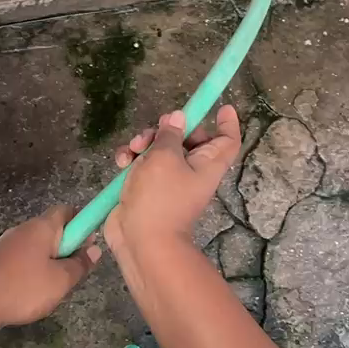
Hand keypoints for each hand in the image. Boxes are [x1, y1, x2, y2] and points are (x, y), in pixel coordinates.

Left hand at [0, 205, 99, 327]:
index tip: (90, 242)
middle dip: (66, 248)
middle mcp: (23, 229)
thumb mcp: (60, 280)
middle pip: (51, 230)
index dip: (82, 222)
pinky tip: (29, 292)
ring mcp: (6, 244)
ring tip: (51, 287)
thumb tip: (93, 249)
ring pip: (35, 247)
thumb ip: (80, 264)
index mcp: (42, 227)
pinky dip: (30, 271)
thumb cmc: (22, 287)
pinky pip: (20, 259)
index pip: (66, 210)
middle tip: (73, 272)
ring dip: (48, 262)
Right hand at [104, 105, 244, 258]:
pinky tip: (121, 162)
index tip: (221, 108)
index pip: (227, 139)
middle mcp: (191, 170)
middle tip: (156, 129)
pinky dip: (131, 159)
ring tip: (133, 149)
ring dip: (144, 143)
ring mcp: (167, 179)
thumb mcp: (165, 158)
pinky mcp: (145, 187)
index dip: (227, 123)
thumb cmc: (161, 197)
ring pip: (159, 149)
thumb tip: (178, 117)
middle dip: (169, 129)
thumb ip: (170, 134)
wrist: (142, 239)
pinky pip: (140, 164)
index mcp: (207, 164)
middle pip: (187, 139)